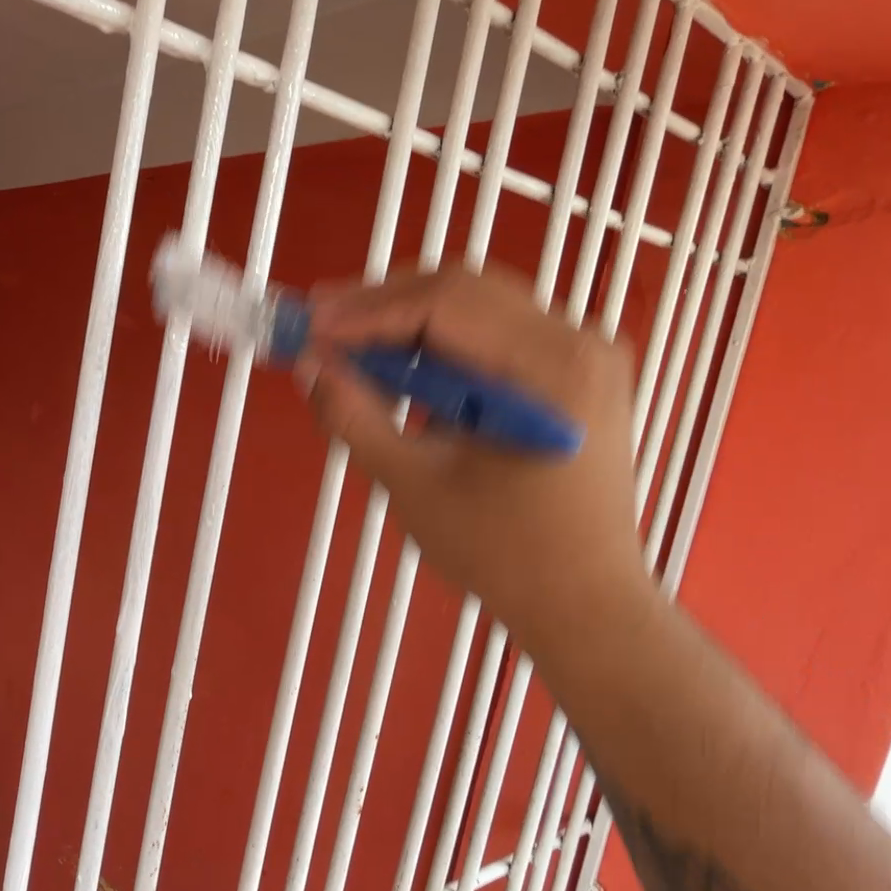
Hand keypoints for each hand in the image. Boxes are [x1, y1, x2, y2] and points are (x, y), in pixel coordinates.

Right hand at [295, 267, 655, 643]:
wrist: (582, 601)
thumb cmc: (502, 552)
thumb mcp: (412, 483)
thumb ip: (354, 417)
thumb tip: (309, 365)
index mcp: (552, 368)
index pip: (446, 305)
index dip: (367, 312)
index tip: (307, 328)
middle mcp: (578, 342)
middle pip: (463, 289)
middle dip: (380, 302)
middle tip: (315, 321)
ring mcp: (580, 354)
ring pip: (474, 302)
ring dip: (402, 317)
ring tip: (342, 338)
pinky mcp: (568, 371)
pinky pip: (489, 332)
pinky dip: (433, 340)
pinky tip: (391, 362)